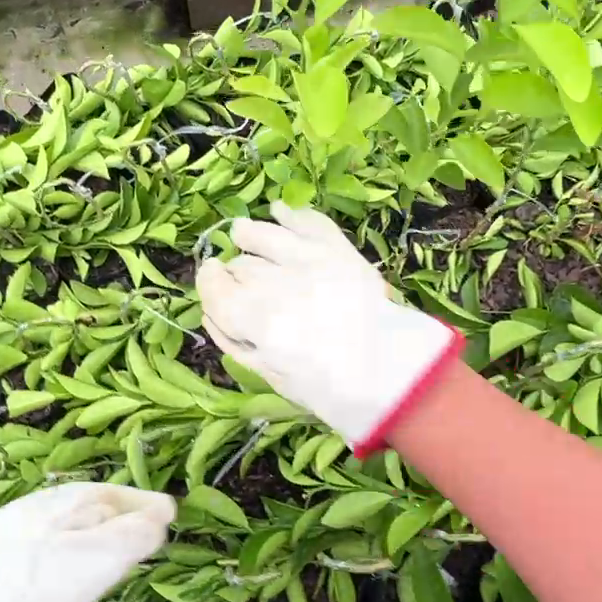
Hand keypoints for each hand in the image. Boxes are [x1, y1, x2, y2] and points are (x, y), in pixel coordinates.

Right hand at [196, 202, 463, 452]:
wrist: (393, 373)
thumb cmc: (328, 388)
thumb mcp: (269, 375)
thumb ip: (235, 342)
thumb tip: (211, 312)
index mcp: (255, 320)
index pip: (214, 290)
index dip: (209, 285)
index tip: (211, 283)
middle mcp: (275, 283)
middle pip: (240, 266)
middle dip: (234, 272)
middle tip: (239, 280)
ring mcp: (308, 259)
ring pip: (263, 233)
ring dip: (249, 233)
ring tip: (243, 232)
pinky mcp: (337, 248)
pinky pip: (306, 221)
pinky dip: (291, 215)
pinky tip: (280, 213)